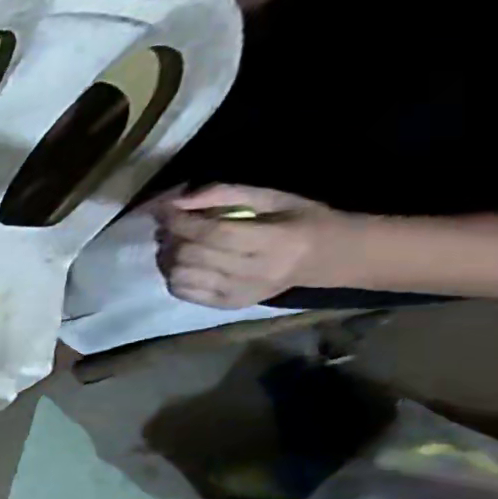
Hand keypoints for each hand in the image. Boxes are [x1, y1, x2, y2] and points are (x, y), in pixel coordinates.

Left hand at [158, 185, 361, 307]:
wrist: (334, 258)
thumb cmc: (303, 221)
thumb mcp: (275, 197)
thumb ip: (227, 194)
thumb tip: (177, 201)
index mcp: (276, 241)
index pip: (213, 233)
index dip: (180, 221)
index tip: (164, 210)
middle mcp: (257, 272)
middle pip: (192, 256)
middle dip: (173, 238)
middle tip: (172, 227)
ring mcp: (241, 292)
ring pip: (181, 276)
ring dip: (169, 257)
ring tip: (177, 245)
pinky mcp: (229, 304)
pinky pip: (183, 292)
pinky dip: (174, 276)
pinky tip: (185, 264)